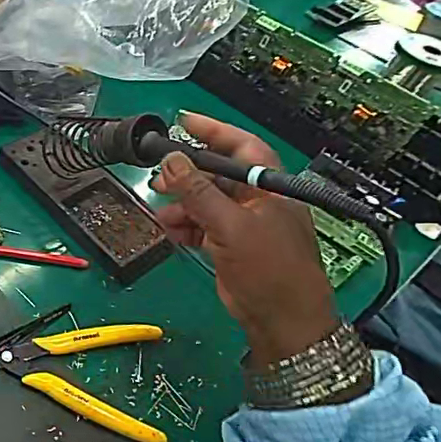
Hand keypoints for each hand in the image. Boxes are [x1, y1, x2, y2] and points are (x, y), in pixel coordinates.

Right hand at [148, 112, 338, 365]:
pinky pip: (201, 225)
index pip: (241, 146)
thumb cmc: (270, 269)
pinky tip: (172, 232)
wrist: (281, 320)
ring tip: (164, 216)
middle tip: (160, 178)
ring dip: (181, 206)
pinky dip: (185, 227)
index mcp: (269, 186)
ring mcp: (242, 224)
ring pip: (204, 202)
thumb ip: (198, 192)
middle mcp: (256, 200)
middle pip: (216, 175)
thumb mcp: (230, 225)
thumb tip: (172, 161)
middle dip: (187, 176)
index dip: (213, 130)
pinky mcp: (229, 245)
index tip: (184, 121)